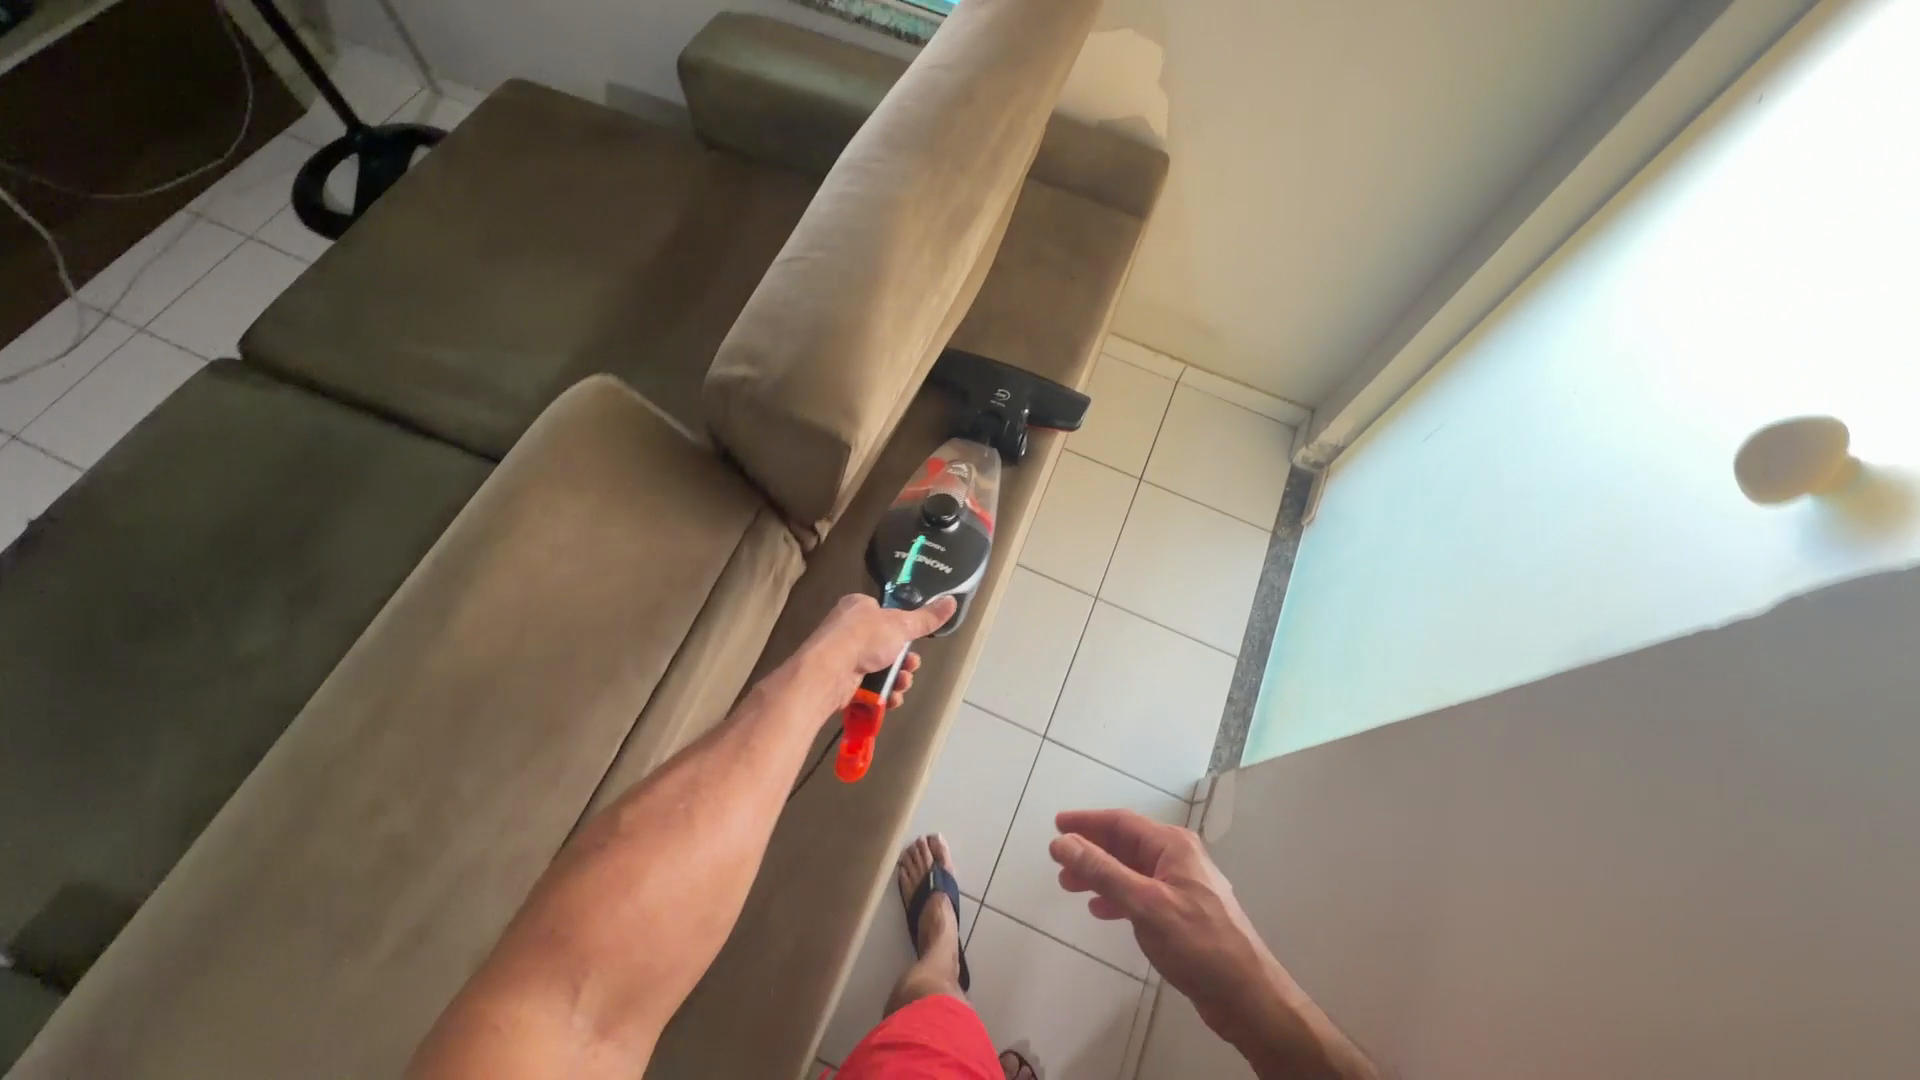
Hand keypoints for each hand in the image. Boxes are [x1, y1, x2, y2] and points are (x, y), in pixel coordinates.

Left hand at [798, 593, 957, 708]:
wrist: (829, 672)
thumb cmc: (864, 638)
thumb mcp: (901, 625)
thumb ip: (927, 618)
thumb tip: (952, 600)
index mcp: (858, 607)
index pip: (884, 614)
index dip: (902, 630)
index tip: (913, 641)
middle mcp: (848, 629)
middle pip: (886, 645)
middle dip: (904, 660)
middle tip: (911, 666)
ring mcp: (843, 656)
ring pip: (880, 669)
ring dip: (897, 679)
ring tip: (902, 684)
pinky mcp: (841, 681)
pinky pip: (869, 687)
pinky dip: (883, 694)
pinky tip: (891, 699)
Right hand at [1049, 811, 1377, 1078]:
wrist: (1247, 996)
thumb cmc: (1197, 943)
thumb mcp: (1144, 903)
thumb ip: (1101, 871)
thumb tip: (1063, 842)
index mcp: (1173, 846)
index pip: (1121, 822)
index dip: (1086, 822)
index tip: (1056, 826)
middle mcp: (1179, 858)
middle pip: (1125, 844)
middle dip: (1090, 850)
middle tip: (1058, 862)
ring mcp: (1183, 886)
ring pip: (1132, 870)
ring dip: (1101, 874)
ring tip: (1071, 886)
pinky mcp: (1184, 914)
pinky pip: (1142, 893)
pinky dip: (1118, 896)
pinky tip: (1102, 910)